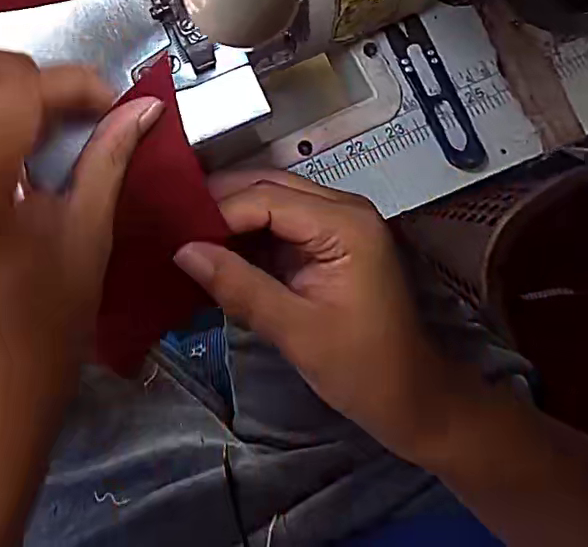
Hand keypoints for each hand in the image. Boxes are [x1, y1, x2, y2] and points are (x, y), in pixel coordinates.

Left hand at [0, 50, 162, 545]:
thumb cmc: (42, 335)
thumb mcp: (86, 239)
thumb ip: (109, 158)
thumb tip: (144, 107)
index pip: (15, 92)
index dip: (71, 85)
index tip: (109, 103)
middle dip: (14, 72)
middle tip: (60, 104)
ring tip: (38, 125)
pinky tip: (9, 153)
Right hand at [172, 170, 474, 465]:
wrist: (414, 400)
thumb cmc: (365, 370)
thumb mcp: (297, 332)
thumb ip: (239, 286)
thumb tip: (183, 252)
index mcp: (345, 223)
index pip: (266, 198)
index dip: (218, 212)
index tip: (176, 235)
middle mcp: (341, 207)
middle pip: (267, 186)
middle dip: (219, 203)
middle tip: (173, 225)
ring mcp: (335, 219)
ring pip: (268, 197)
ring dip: (229, 214)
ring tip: (186, 232)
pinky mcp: (324, 238)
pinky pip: (276, 220)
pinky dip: (244, 231)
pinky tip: (214, 246)